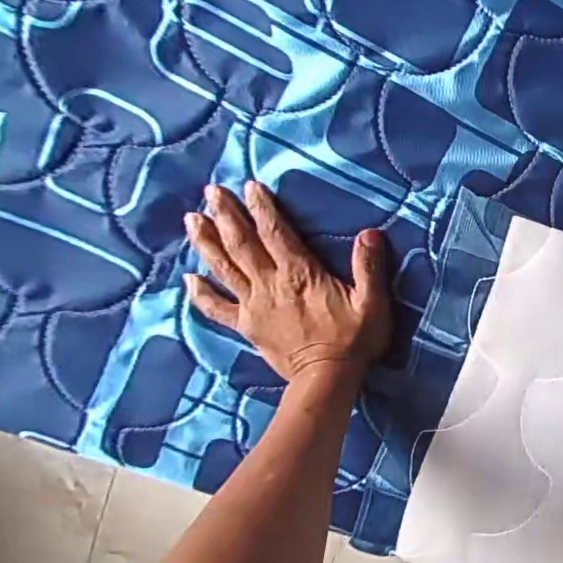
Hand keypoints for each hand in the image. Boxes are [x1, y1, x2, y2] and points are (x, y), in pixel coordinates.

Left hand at [183, 182, 391, 386]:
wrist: (327, 376)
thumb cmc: (355, 339)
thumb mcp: (373, 302)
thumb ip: (369, 267)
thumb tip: (369, 234)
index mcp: (300, 274)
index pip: (277, 233)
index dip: (263, 208)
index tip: (250, 186)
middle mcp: (270, 284)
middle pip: (242, 244)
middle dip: (226, 215)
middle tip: (210, 191)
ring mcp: (254, 305)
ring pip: (223, 267)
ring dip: (206, 242)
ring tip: (191, 219)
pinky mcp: (247, 325)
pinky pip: (217, 307)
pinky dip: (200, 292)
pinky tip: (188, 279)